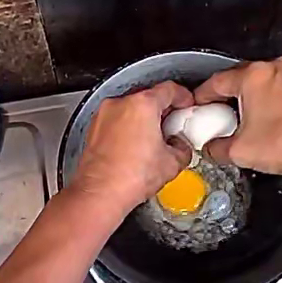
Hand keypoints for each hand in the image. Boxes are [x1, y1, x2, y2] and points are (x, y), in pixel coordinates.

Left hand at [69, 80, 193, 214]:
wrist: (100, 193)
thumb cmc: (128, 177)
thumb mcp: (172, 163)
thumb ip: (183, 148)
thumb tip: (181, 146)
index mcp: (142, 105)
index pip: (169, 89)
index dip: (183, 96)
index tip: (187, 103)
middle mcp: (120, 104)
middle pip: (148, 97)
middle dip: (163, 110)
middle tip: (173, 125)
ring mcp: (104, 115)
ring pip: (130, 109)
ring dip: (144, 119)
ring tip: (153, 140)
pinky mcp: (94, 129)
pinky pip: (116, 121)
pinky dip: (127, 128)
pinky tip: (135, 148)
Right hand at [193, 56, 281, 177]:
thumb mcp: (240, 152)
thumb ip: (217, 149)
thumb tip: (212, 149)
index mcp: (253, 76)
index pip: (216, 81)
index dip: (202, 96)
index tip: (198, 104)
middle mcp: (276, 69)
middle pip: (241, 81)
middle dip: (228, 100)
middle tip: (220, 118)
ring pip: (265, 86)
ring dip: (253, 103)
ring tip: (249, 127)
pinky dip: (274, 106)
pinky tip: (273, 127)